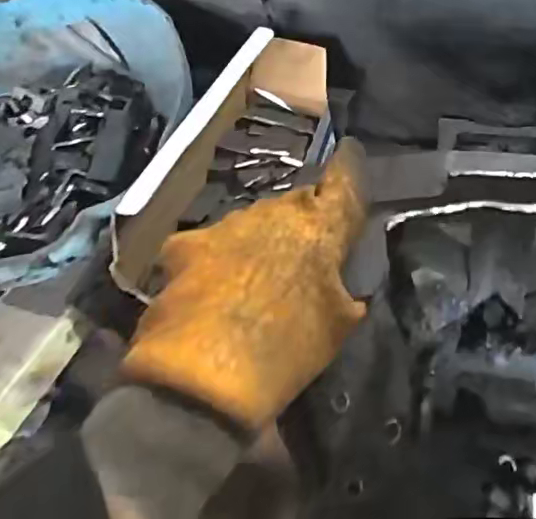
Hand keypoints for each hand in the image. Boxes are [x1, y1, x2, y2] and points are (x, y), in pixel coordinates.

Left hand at [122, 146, 367, 429]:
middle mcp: (278, 213)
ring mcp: (229, 227)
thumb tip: (340, 277)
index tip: (350, 151)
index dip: (348, 165)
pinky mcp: (185, 248)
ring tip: (256, 268)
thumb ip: (343, 283)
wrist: (201, 384)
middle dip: (302, 215)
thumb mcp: (341, 318)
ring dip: (259, 235)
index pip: (343, 179)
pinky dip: (212, 255)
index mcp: (324, 225)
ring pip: (253, 218)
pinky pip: (208, 242)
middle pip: (296, 201)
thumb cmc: (289, 351)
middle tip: (304, 243)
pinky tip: (208, 280)